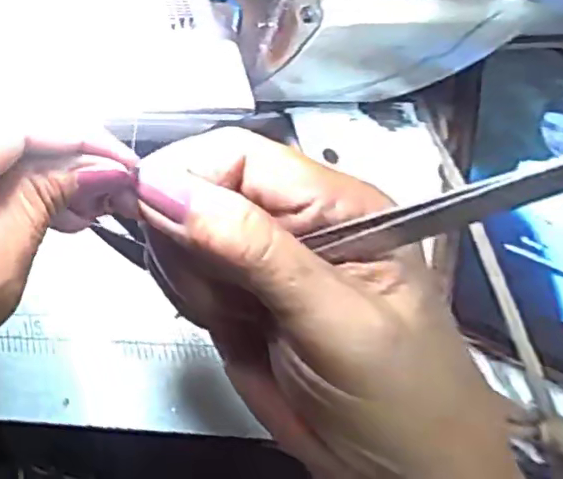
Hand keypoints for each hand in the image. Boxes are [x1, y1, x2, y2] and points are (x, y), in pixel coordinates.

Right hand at [134, 128, 517, 478]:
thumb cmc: (408, 410)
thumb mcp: (339, 324)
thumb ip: (252, 248)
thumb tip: (164, 187)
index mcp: (331, 202)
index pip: (232, 152)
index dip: (185, 174)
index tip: (153, 212)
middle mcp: (286, 213)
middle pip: (191, 183)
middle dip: (186, 237)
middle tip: (220, 291)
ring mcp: (250, 247)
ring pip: (172, 223)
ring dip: (184, 272)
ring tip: (233, 315)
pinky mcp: (224, 279)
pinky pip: (172, 261)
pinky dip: (182, 291)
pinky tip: (224, 321)